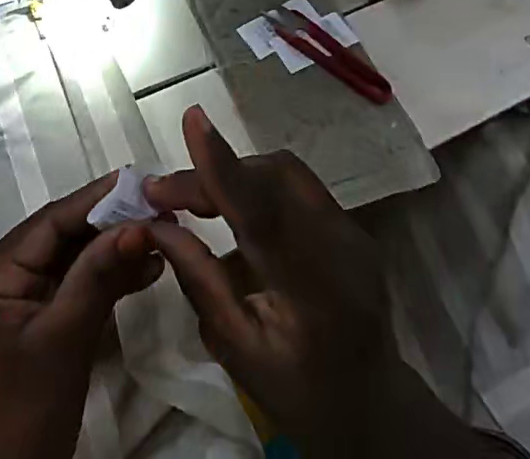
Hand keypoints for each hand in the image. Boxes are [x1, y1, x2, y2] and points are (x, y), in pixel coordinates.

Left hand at [0, 171, 163, 458]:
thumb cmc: (23, 414)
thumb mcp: (63, 342)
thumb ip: (97, 279)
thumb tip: (138, 225)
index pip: (47, 224)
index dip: (94, 200)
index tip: (137, 179)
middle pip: (57, 239)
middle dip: (106, 225)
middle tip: (157, 206)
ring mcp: (12, 301)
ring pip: (65, 264)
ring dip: (108, 252)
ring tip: (159, 235)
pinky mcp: (30, 324)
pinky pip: (67, 291)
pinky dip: (101, 282)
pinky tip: (140, 270)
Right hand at [142, 106, 496, 458]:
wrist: (375, 409)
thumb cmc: (299, 391)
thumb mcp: (236, 349)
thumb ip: (197, 279)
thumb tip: (154, 222)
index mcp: (314, 293)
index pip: (264, 216)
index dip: (224, 166)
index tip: (192, 120)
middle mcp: (341, 251)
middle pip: (272, 176)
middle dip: (212, 174)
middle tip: (163, 197)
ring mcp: (351, 232)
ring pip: (281, 171)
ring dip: (230, 174)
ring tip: (191, 201)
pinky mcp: (347, 224)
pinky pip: (290, 183)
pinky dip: (250, 184)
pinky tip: (228, 211)